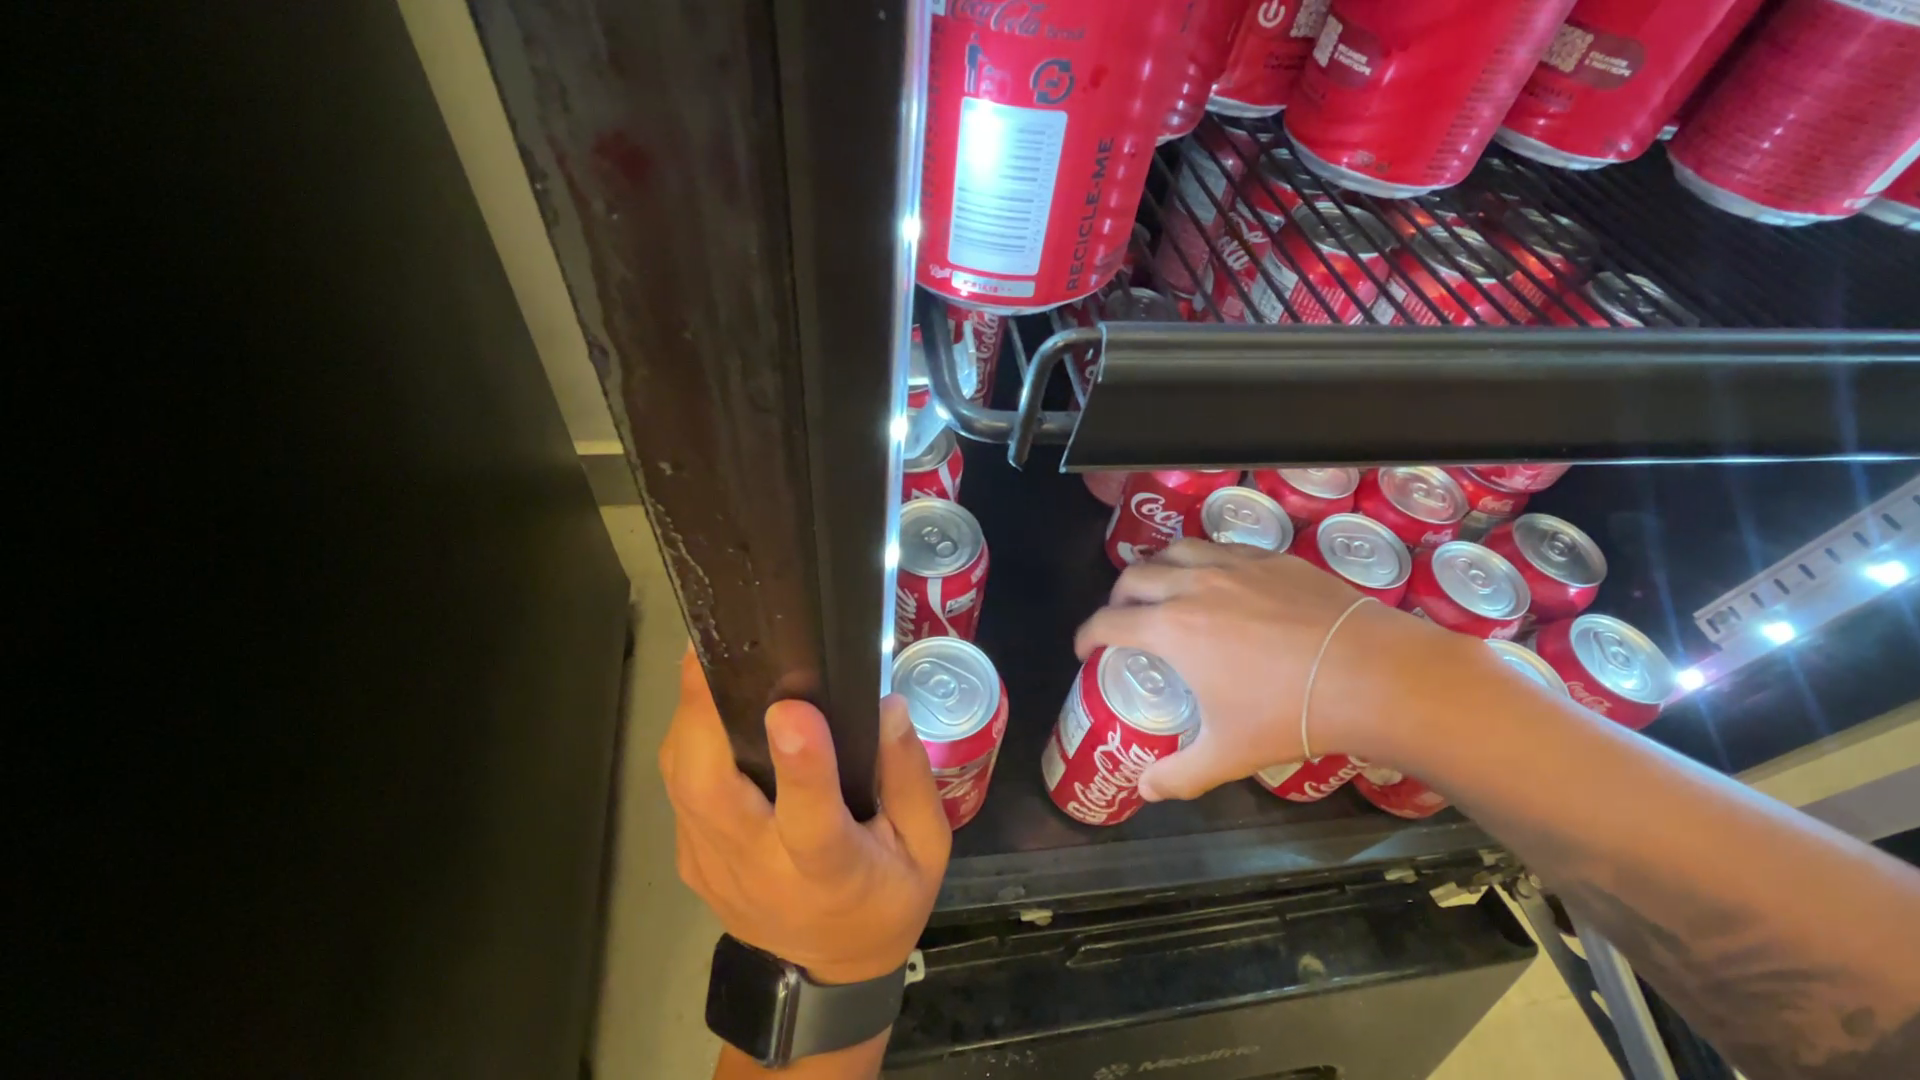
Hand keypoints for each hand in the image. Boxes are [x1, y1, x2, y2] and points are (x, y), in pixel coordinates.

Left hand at [660, 649, 950, 984]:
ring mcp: (715, 868)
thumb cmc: (887, 898)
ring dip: (688, 720)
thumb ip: (910, 779)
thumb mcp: (926, 848)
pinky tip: (708, 707)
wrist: (829, 969)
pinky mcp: (693, 862)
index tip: (791, 707)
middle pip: (712, 793)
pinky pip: (679, 792)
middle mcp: (760, 869)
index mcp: (830, 870)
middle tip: (714, 652)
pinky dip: (686, 744)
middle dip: (703, 718)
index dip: (800, 764)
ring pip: (683, 785)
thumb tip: (888, 707)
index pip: (810, 818)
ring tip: (707, 658)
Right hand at [1073, 539, 1468, 801]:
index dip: (1087, 636)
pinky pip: (1219, 546)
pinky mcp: (1271, 557)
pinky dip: (1201, 558)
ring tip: (1161, 587)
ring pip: (1175, 550)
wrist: (1372, 674)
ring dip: (1156, 567)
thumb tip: (1146, 789)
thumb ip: (1180, 774)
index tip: (1086, 649)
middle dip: (1117, 597)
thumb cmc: (1289, 713)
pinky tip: (1217, 577)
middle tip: (1122, 619)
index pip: (1107, 622)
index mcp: (1171, 629)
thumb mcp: (1228, 754)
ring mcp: (1234, 565)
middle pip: (1134, 576)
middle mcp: (1193, 586)